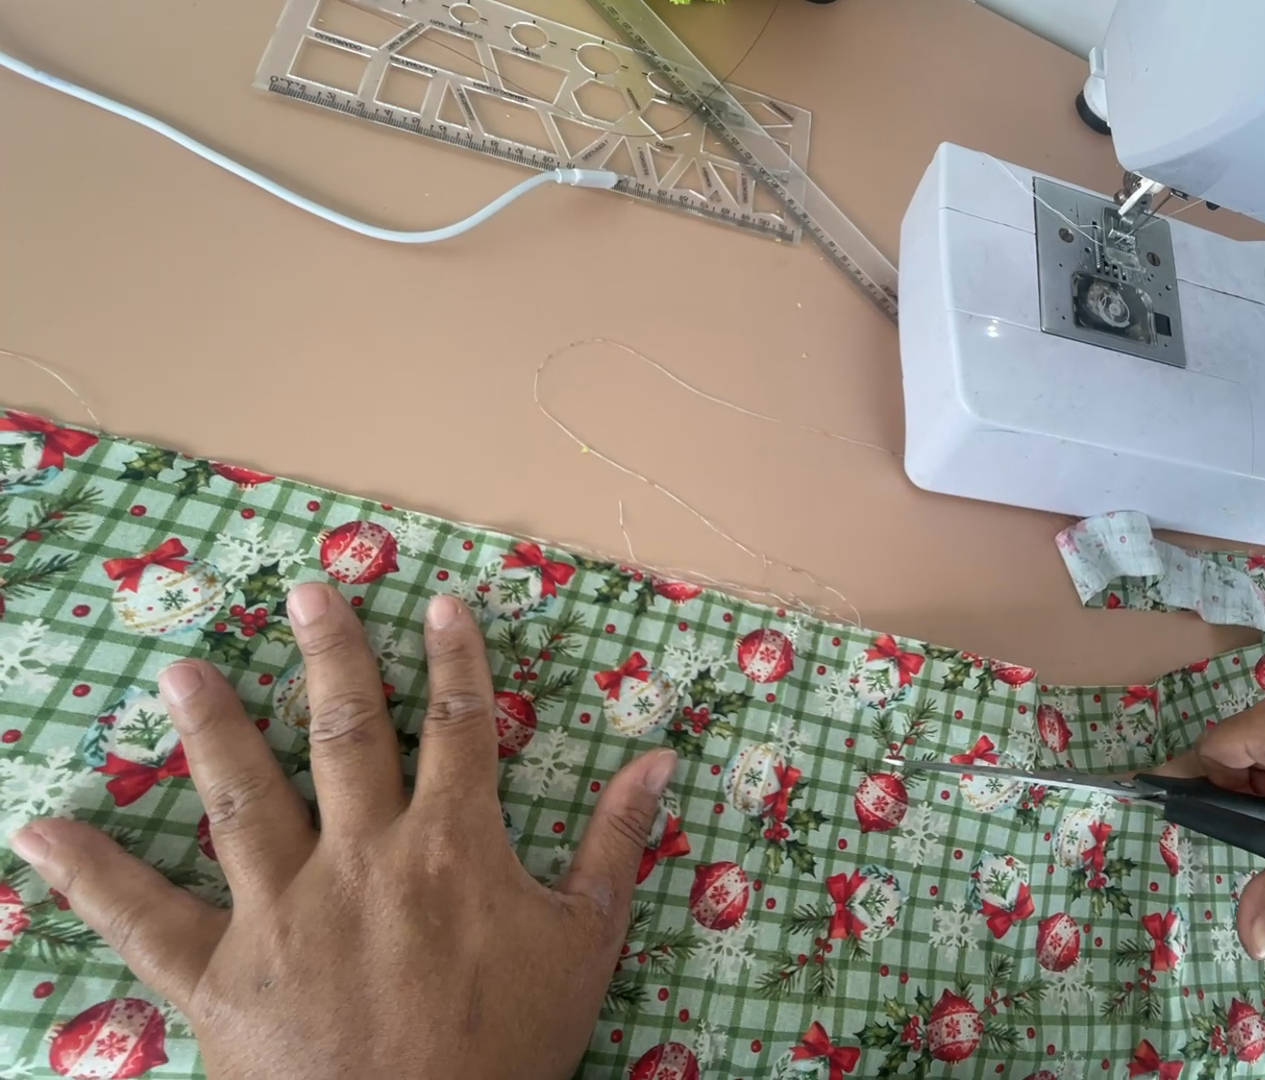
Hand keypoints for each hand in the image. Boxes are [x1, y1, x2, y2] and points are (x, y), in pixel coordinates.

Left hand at [6, 584, 676, 1079]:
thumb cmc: (517, 1035)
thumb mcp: (591, 931)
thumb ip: (618, 836)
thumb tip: (661, 757)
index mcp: (455, 843)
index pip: (462, 724)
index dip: (459, 657)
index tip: (443, 603)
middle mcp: (364, 856)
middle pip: (348, 736)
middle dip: (332, 657)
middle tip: (308, 593)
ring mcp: (281, 913)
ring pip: (242, 801)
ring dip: (213, 728)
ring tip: (182, 668)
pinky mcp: (216, 978)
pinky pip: (142, 921)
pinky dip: (91, 874)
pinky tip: (47, 828)